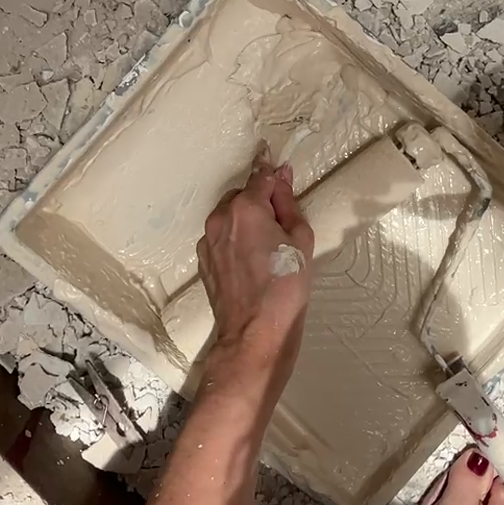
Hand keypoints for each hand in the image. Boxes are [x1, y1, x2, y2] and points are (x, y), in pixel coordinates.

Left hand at [198, 159, 315, 382]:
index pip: (260, 176)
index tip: (284, 172)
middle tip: (281, 226)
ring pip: (229, 216)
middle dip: (260, 202)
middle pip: (242, 196)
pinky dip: (235, 240)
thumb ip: (288, 202)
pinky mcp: (203, 260)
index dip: (274, 174)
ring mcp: (208, 240)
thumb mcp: (299, 238)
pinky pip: (221, 237)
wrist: (255, 332)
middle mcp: (220, 218)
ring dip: (246, 221)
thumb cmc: (284, 285)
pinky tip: (251, 261)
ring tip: (266, 248)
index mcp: (245, 207)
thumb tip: (281, 177)